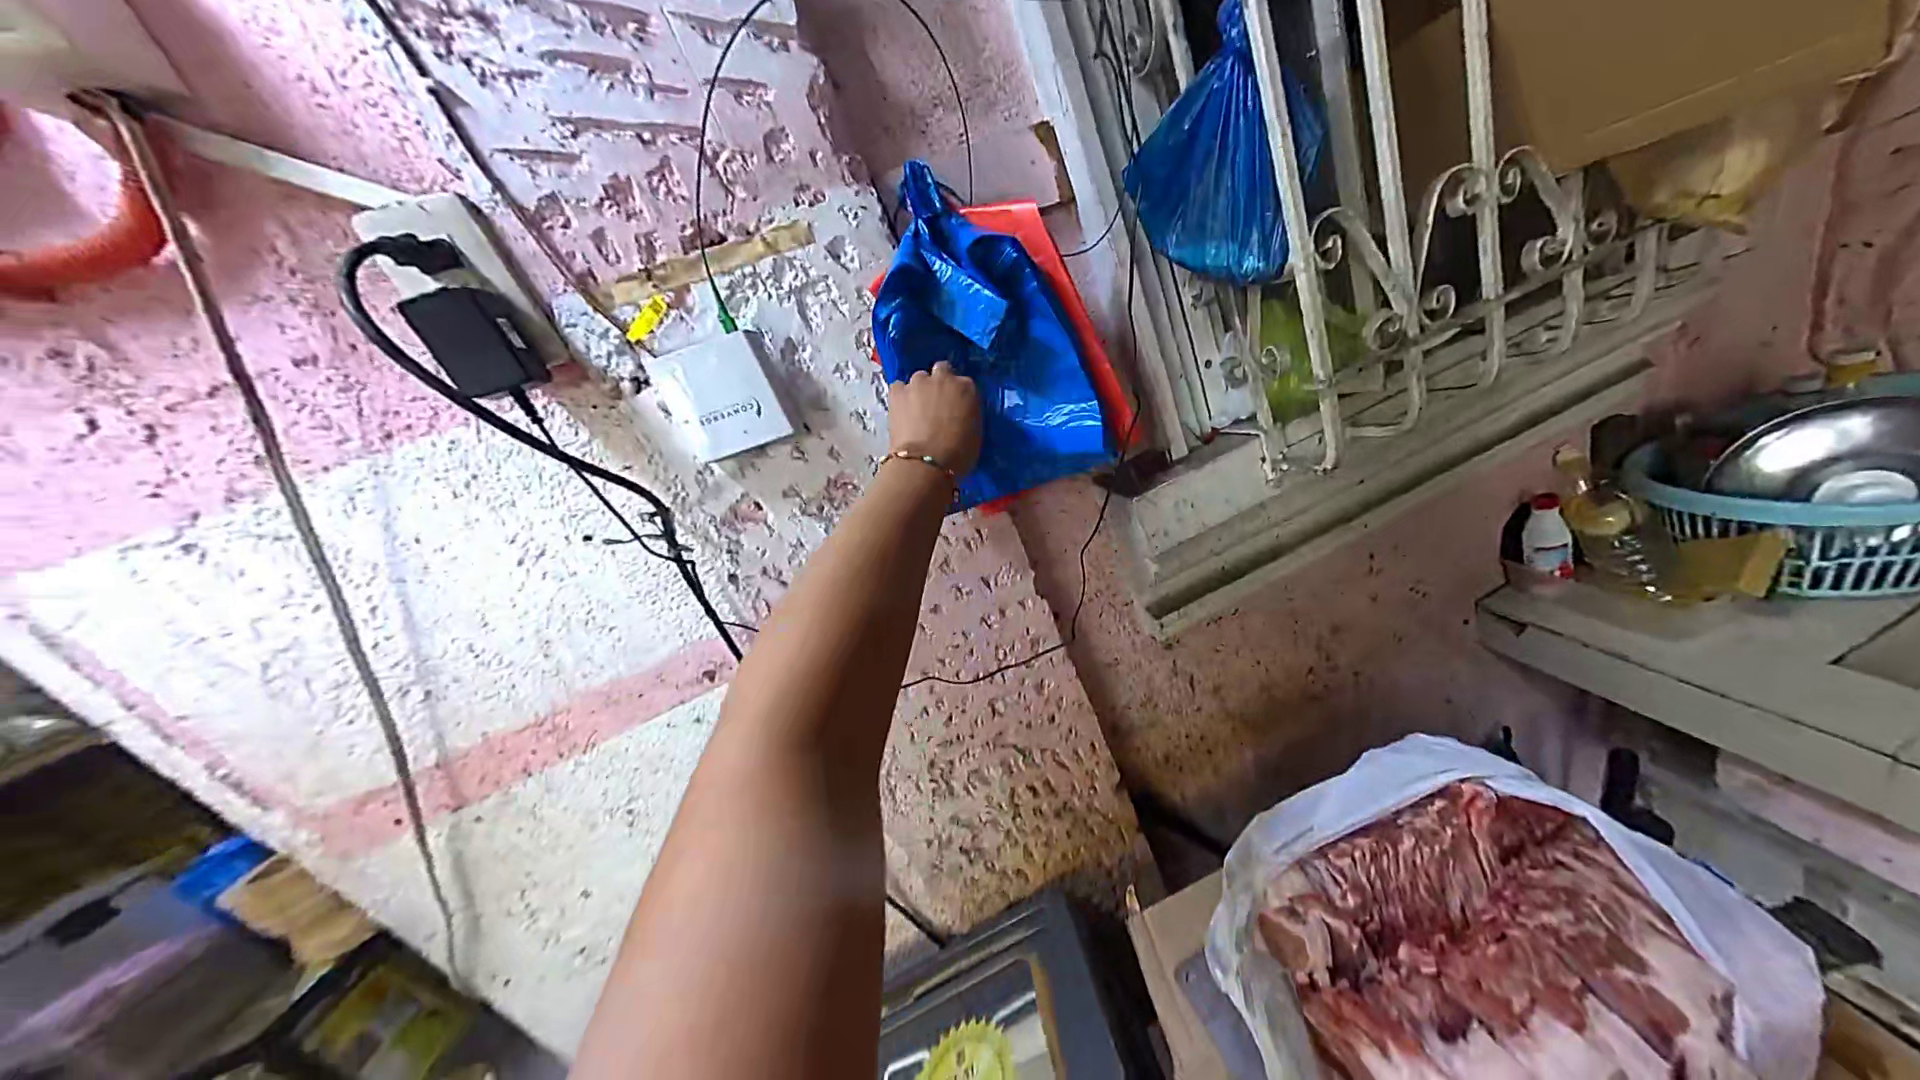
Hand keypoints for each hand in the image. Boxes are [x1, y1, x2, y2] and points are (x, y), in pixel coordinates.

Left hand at [887, 361, 980, 475]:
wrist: (927, 463)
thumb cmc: (958, 454)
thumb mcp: (975, 431)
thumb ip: (968, 413)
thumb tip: (959, 413)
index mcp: (967, 388)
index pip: (963, 383)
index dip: (957, 395)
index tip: (954, 407)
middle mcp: (944, 378)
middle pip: (941, 371)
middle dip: (938, 384)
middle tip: (936, 405)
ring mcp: (919, 382)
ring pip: (919, 379)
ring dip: (919, 390)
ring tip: (916, 411)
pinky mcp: (897, 392)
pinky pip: (899, 387)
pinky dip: (900, 397)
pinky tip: (901, 411)